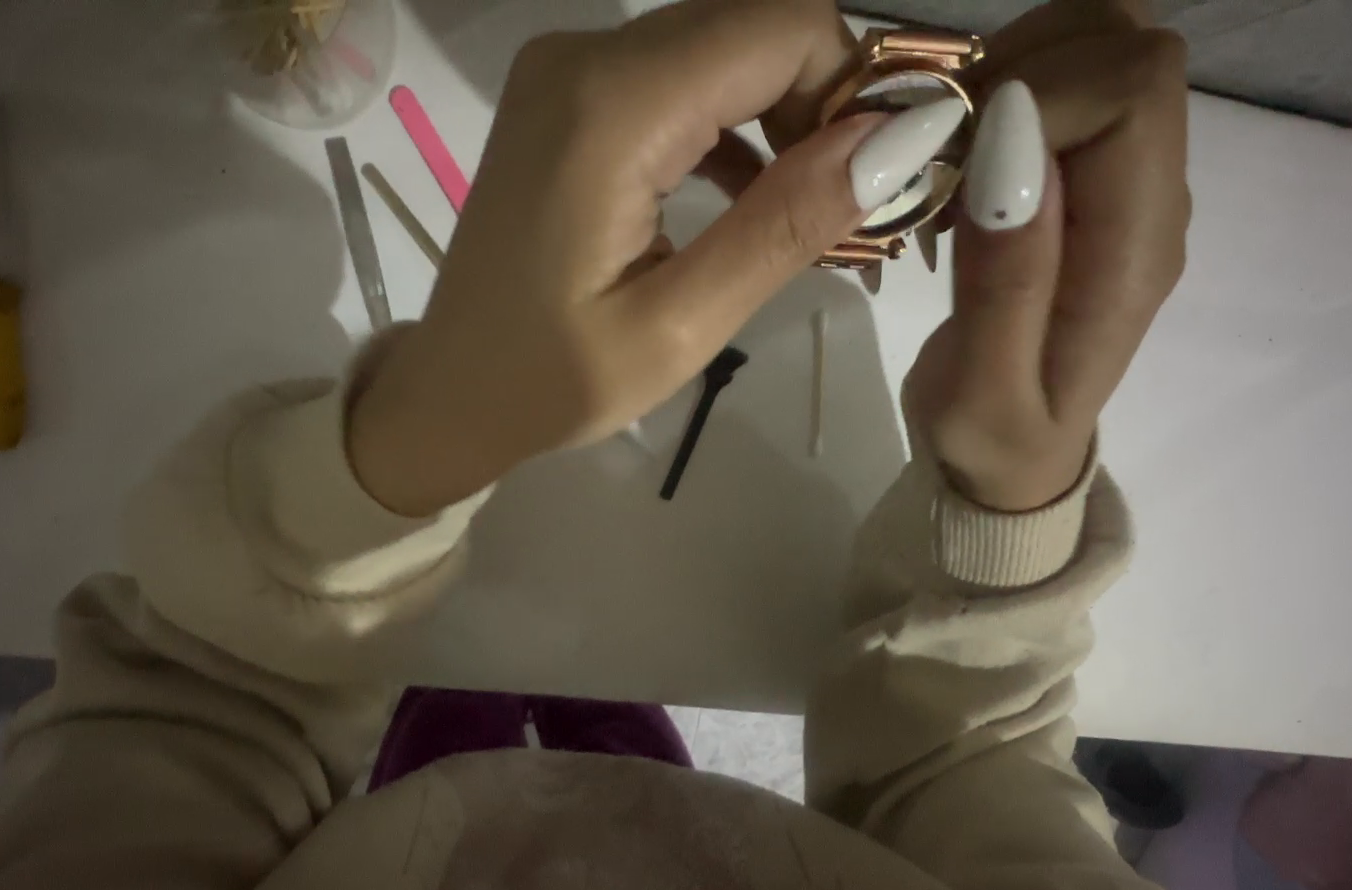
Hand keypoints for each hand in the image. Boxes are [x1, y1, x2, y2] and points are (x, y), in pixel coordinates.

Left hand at [348, 0, 958, 515]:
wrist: (453, 392)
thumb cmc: (554, 382)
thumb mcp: (679, 325)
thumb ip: (784, 225)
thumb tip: (899, 140)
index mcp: (611, 108)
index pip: (783, 26)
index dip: (857, 86)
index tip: (887, 176)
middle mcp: (584, 56)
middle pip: (752, 26)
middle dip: (823, 103)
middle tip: (853, 206)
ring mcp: (566, 73)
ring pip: (718, 50)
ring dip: (780, 117)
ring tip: (811, 212)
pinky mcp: (564, 102)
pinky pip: (673, 83)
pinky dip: (728, 128)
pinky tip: (751, 198)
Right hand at [903, 1, 1189, 510]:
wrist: (1012, 461)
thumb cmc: (992, 440)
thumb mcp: (983, 390)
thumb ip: (1005, 280)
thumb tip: (1008, 142)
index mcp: (1134, 251)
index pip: (1134, 90)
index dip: (1035, 96)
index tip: (951, 165)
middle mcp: (1150, 197)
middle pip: (1128, 40)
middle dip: (1019, 66)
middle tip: (941, 150)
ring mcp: (1122, 184)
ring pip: (1096, 44)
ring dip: (1006, 75)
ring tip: (944, 155)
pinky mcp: (1085, 183)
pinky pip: (1060, 87)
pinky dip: (997, 96)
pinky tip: (954, 164)